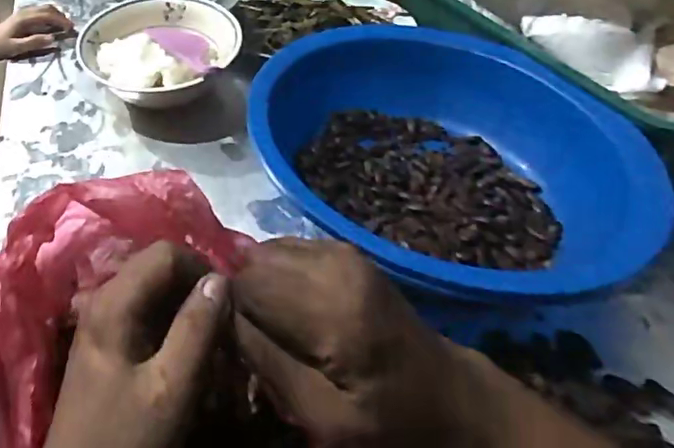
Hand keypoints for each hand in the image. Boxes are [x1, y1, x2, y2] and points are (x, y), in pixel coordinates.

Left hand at [0, 5, 72, 59]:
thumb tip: (53, 39)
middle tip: (70, 28)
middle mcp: (25, 12)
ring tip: (64, 27)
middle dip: (61, 17)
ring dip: (56, 15)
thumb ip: (34, 42)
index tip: (71, 29)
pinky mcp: (22, 17)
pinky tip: (52, 25)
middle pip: (48, 8)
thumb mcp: (16, 48)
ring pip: (44, 9)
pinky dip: (49, 16)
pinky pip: (40, 12)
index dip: (61, 21)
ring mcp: (23, 13)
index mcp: (24, 18)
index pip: (48, 15)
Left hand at [44, 242, 227, 447]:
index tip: (229, 301)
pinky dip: (170, 320)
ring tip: (211, 335)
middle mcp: (102, 294)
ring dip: (185, 304)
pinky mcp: (105, 338)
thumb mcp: (169, 390)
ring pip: (153, 287)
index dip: (201, 267)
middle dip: (195, 285)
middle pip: (158, 265)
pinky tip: (187, 348)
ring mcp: (101, 316)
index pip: (166, 251)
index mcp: (113, 298)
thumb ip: (195, 330)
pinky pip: (144, 309)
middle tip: (224, 319)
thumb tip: (220, 278)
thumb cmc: (124, 438)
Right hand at [230, 238, 490, 446]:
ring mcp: (341, 250)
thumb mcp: (325, 419)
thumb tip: (222, 314)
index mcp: (331, 306)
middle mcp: (334, 261)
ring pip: (267, 249)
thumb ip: (269, 363)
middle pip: (253, 258)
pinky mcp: (344, 249)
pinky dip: (278, 274)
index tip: (228, 339)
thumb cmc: (391, 423)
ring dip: (259, 282)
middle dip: (242, 292)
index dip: (227, 306)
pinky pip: (288, 249)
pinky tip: (291, 309)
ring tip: (272, 325)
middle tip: (252, 336)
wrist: (451, 399)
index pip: (245, 280)